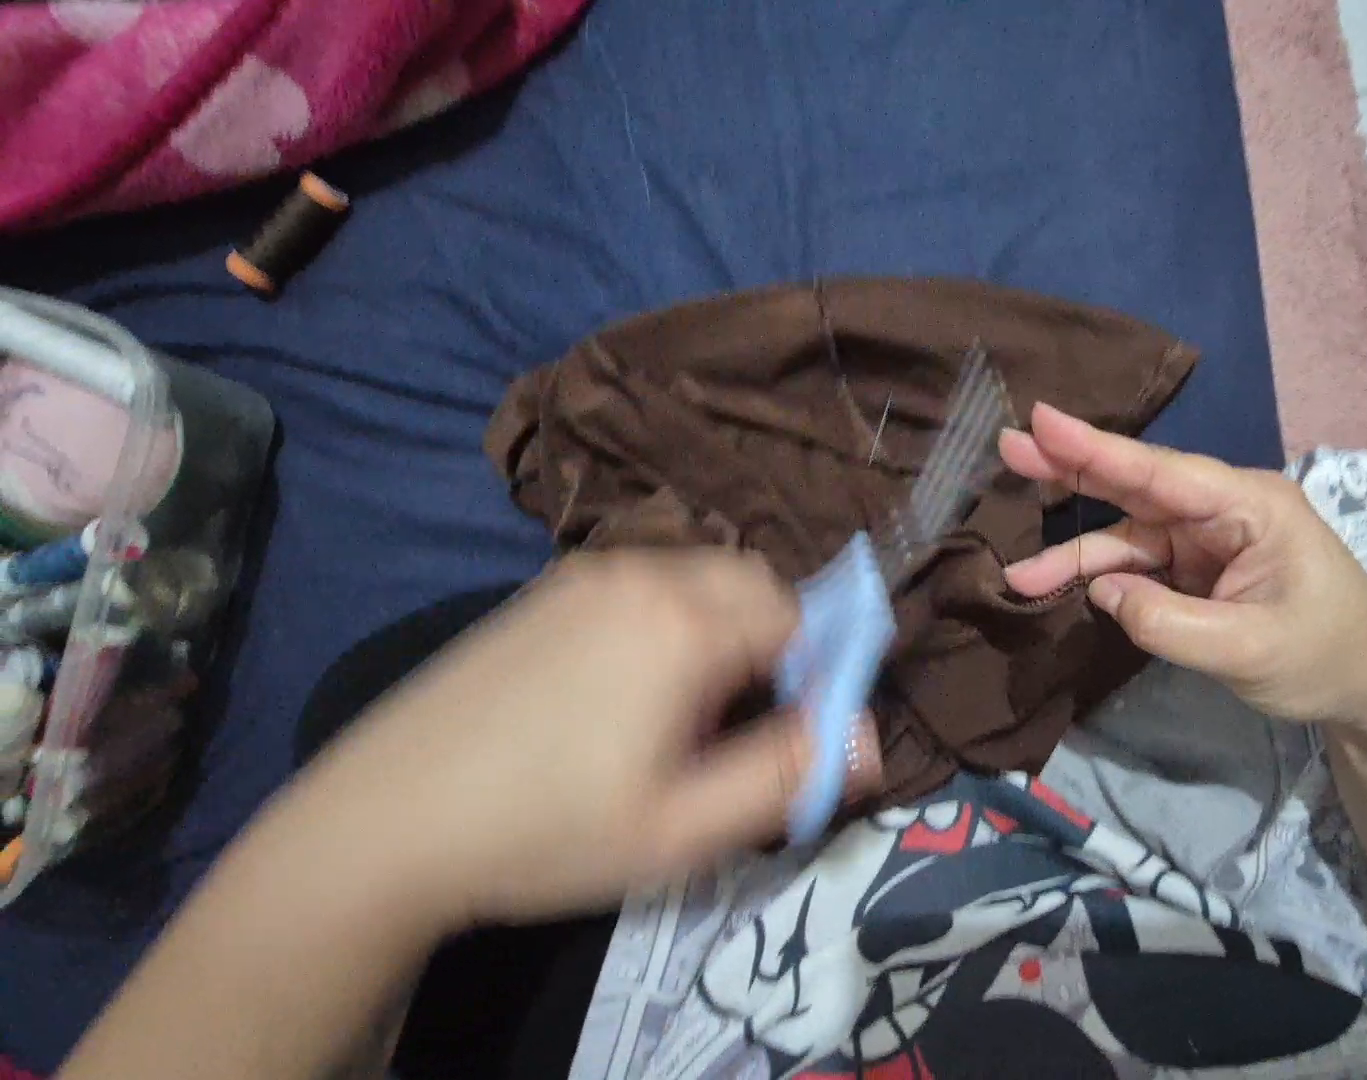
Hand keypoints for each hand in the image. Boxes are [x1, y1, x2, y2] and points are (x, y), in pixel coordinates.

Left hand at [271, 551, 880, 929]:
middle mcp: (643, 576)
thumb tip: (870, 740)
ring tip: (687, 704)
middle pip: (754, 583)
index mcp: (684, 625)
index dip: (815, 668)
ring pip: (702, 577)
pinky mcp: (548, 589)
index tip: (791, 723)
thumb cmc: (546, 832)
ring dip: (726, 624)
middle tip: (743, 714)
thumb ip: (786, 776)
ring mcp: (588, 575)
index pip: (797, 615)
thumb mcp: (682, 830)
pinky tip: (629, 683)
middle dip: (775, 638)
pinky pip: (649, 582)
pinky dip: (675, 615)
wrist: (379, 825)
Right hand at [999, 403, 1366, 729]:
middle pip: (1135, 485)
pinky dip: (1097, 577)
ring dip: (1072, 555)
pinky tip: (1059, 588)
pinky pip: (1135, 564)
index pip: (1162, 473)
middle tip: (1009, 449)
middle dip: (1071, 470)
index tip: (1042, 421)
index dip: (1098, 449)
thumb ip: (1170, 624)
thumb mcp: (1249, 649)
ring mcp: (1203, 538)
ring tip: (1018, 576)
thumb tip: (1103, 592)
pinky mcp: (1192, 567)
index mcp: (1248, 506)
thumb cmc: (1326, 656)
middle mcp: (1220, 509)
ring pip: (1125, 533)